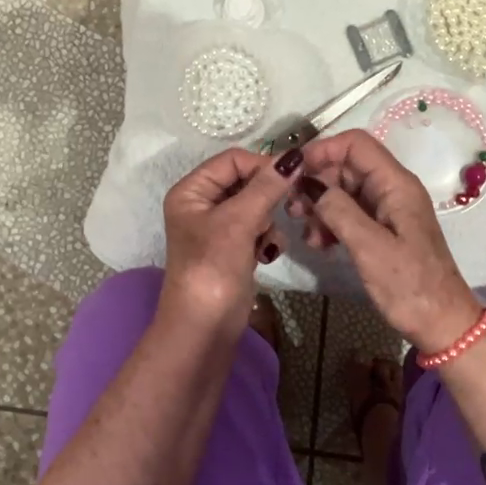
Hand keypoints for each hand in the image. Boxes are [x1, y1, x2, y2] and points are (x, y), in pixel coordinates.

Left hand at [160, 147, 298, 333]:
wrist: (203, 328)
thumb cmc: (213, 268)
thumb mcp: (239, 222)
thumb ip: (266, 187)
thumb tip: (294, 156)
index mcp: (191, 191)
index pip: (232, 160)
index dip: (261, 164)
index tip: (292, 177)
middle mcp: (201, 204)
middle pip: (245, 181)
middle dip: (267, 196)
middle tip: (287, 209)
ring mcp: (217, 229)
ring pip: (255, 206)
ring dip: (268, 220)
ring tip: (266, 241)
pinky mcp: (232, 249)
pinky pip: (256, 229)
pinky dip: (265, 238)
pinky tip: (267, 254)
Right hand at [290, 130, 483, 351]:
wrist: (441, 326)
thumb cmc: (410, 286)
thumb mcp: (370, 247)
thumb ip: (338, 210)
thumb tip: (310, 185)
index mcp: (396, 184)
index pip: (355, 144)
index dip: (322, 150)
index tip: (294, 172)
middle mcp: (392, 190)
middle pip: (346, 166)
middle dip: (316, 181)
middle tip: (292, 208)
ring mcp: (387, 210)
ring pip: (343, 191)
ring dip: (319, 205)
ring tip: (305, 231)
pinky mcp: (381, 231)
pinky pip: (348, 213)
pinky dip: (329, 223)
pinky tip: (318, 243)